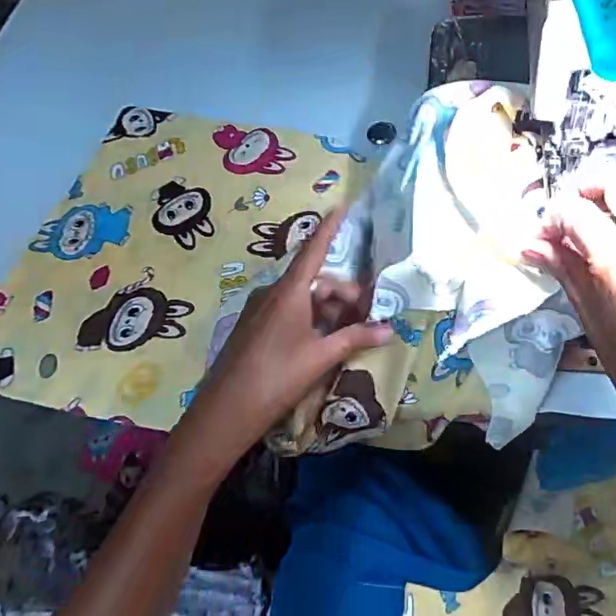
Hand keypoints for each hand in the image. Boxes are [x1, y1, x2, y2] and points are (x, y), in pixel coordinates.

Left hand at [164, 205, 391, 482]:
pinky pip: (289, 312)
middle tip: (368, 319)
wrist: (226, 410)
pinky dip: (311, 320)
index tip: (341, 205)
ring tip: (350, 335)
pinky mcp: (255, 327)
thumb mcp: (321, 357)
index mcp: (289, 291)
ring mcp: (261, 310)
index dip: (329, 227)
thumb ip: (355, 338)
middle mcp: (273, 293)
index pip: (313, 249)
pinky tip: (323, 343)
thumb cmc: (276, 377)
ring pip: (303, 300)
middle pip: (315, 281)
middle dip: (344, 295)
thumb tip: (390, 329)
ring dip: (329, 311)